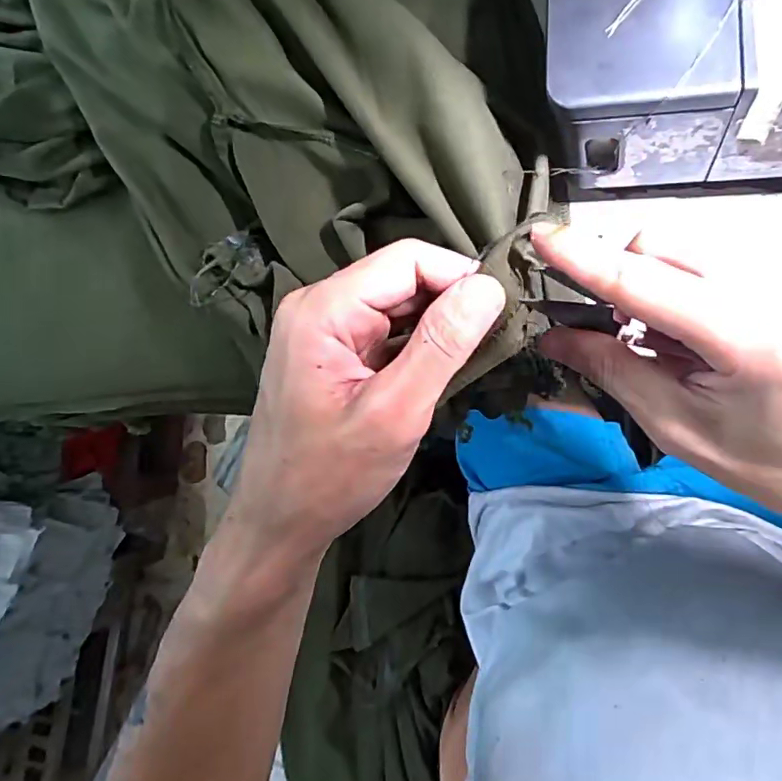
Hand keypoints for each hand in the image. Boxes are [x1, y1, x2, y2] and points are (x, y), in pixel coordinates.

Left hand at [226, 240, 506, 559]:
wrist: (279, 522)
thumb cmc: (330, 476)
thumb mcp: (395, 412)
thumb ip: (441, 345)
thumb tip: (488, 287)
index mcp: (323, 308)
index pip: (406, 258)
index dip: (459, 275)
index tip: (501, 308)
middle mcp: (319, 304)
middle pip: (402, 276)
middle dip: (451, 299)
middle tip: (497, 334)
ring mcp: (324, 326)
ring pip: (398, 300)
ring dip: (439, 321)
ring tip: (478, 350)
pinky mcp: (334, 349)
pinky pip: (386, 326)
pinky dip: (420, 341)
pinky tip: (445, 362)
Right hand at [532, 223, 781, 562]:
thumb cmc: (778, 466)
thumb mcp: (683, 430)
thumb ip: (614, 370)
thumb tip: (553, 337)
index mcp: (748, 338)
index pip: (646, 283)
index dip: (584, 259)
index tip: (541, 236)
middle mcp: (771, 289)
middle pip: (660, 247)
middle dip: (622, 279)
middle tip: (623, 336)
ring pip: (680, 248)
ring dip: (651, 285)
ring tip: (670, 345)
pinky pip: (707, 259)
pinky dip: (680, 287)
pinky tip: (698, 335)